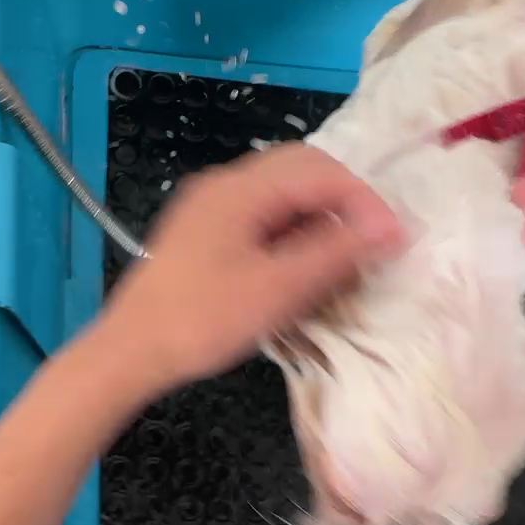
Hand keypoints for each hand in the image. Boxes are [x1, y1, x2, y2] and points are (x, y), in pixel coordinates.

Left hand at [90, 143, 403, 395]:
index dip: (364, 203)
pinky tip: (298, 271)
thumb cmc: (201, 322)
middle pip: (300, 175)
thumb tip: (384, 230)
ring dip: (316, 223)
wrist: (130, 352)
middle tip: (370, 246)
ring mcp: (208, 211)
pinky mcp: (200, 238)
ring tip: (341, 262)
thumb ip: (332, 255)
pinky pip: (257, 222)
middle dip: (343, 206)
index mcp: (241, 189)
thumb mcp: (275, 290)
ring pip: (279, 199)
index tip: (394, 241)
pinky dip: (289, 238)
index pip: (321, 171)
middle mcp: (223, 186)